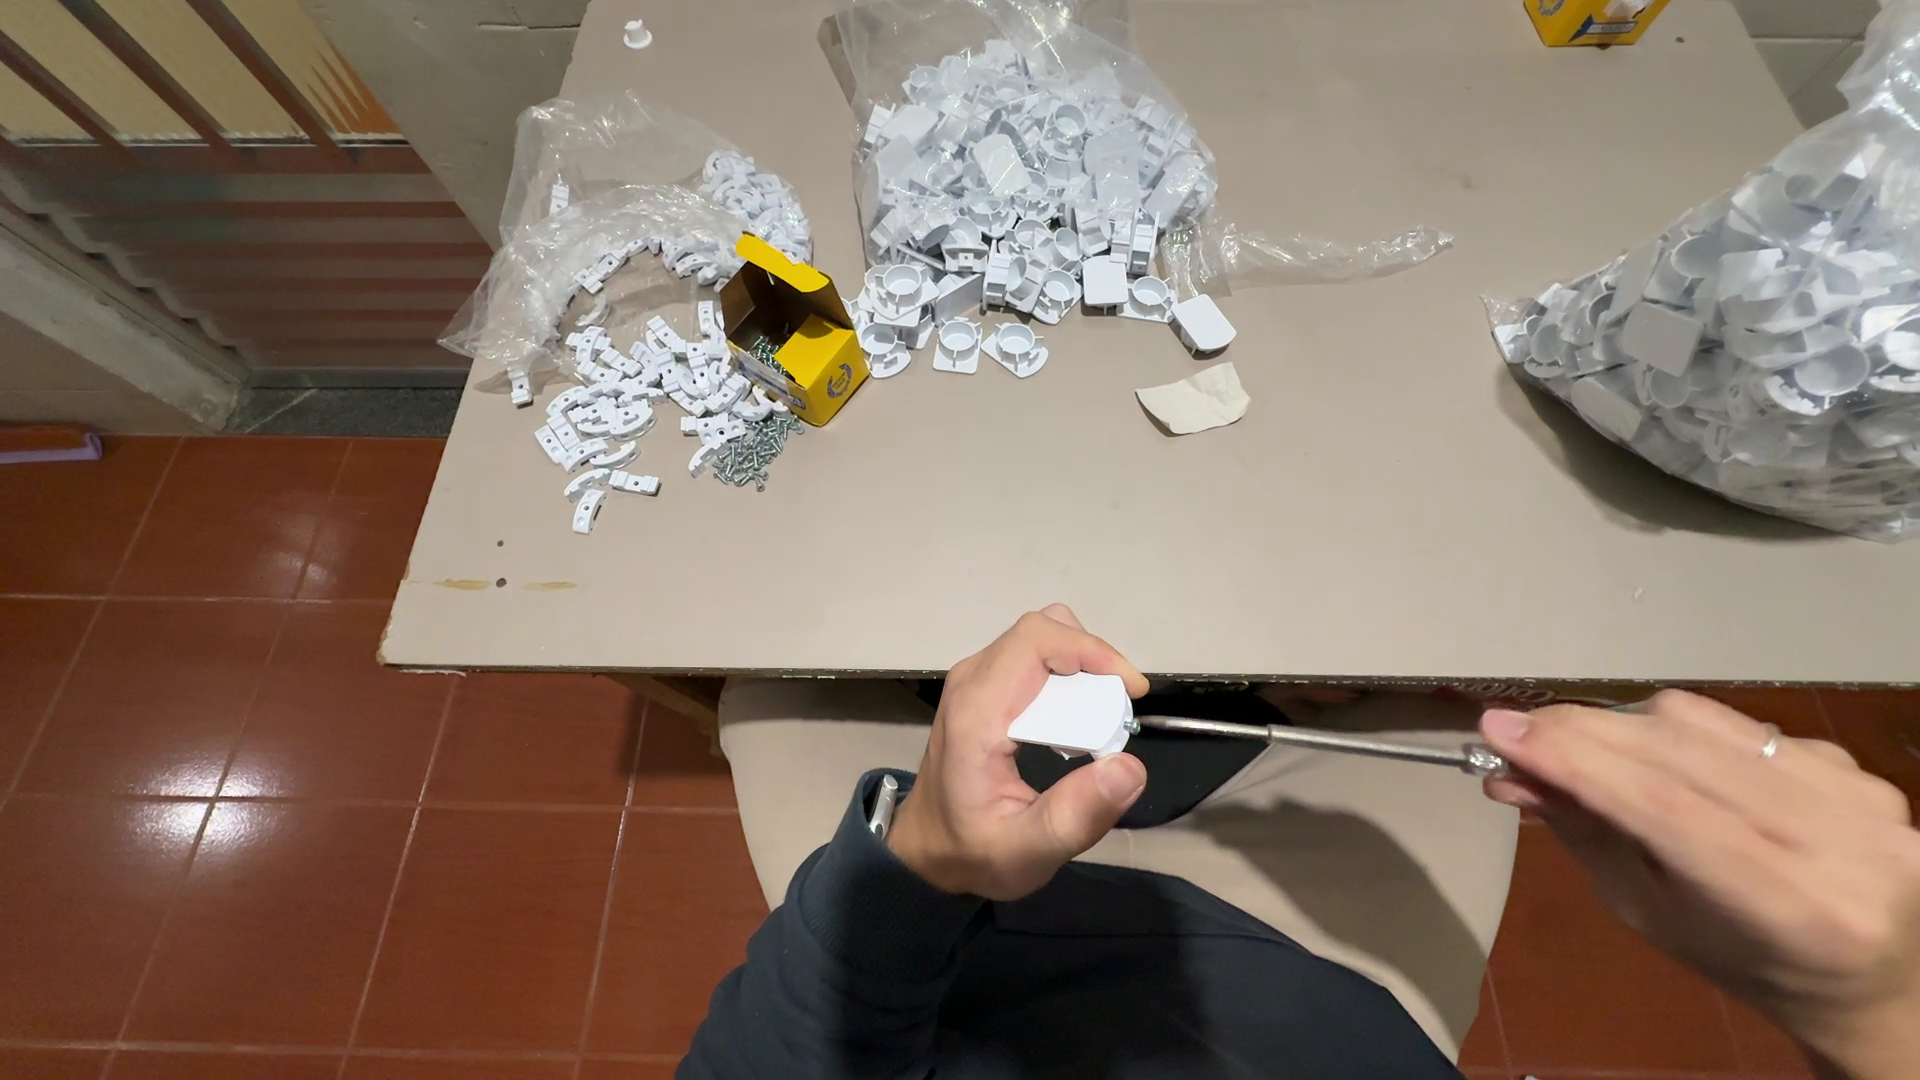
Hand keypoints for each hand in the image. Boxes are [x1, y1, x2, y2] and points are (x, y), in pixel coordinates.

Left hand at [886, 605, 1149, 900]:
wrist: (924, 849)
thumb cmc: (971, 851)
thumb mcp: (1026, 852)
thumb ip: (1076, 815)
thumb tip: (1130, 767)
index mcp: (978, 711)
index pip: (1036, 641)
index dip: (1090, 650)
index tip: (1131, 689)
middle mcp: (972, 681)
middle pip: (1040, 632)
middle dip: (1092, 659)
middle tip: (1119, 709)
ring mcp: (974, 679)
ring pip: (1037, 638)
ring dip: (1079, 663)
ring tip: (1102, 713)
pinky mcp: (982, 686)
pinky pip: (1030, 656)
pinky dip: (1065, 672)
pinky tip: (1078, 716)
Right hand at [1479, 692, 1919, 1079]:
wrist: (1868, 975)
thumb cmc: (1733, 955)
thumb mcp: (1640, 907)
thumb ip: (1578, 831)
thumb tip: (1505, 772)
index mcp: (1793, 908)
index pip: (1663, 808)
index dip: (1572, 760)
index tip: (1495, 729)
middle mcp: (1846, 847)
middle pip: (1675, 752)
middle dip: (1575, 730)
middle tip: (1509, 728)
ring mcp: (1861, 799)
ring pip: (1694, 721)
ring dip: (1612, 724)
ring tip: (1578, 748)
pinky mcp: (1854, 766)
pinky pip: (1726, 720)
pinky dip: (1662, 727)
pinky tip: (1654, 758)